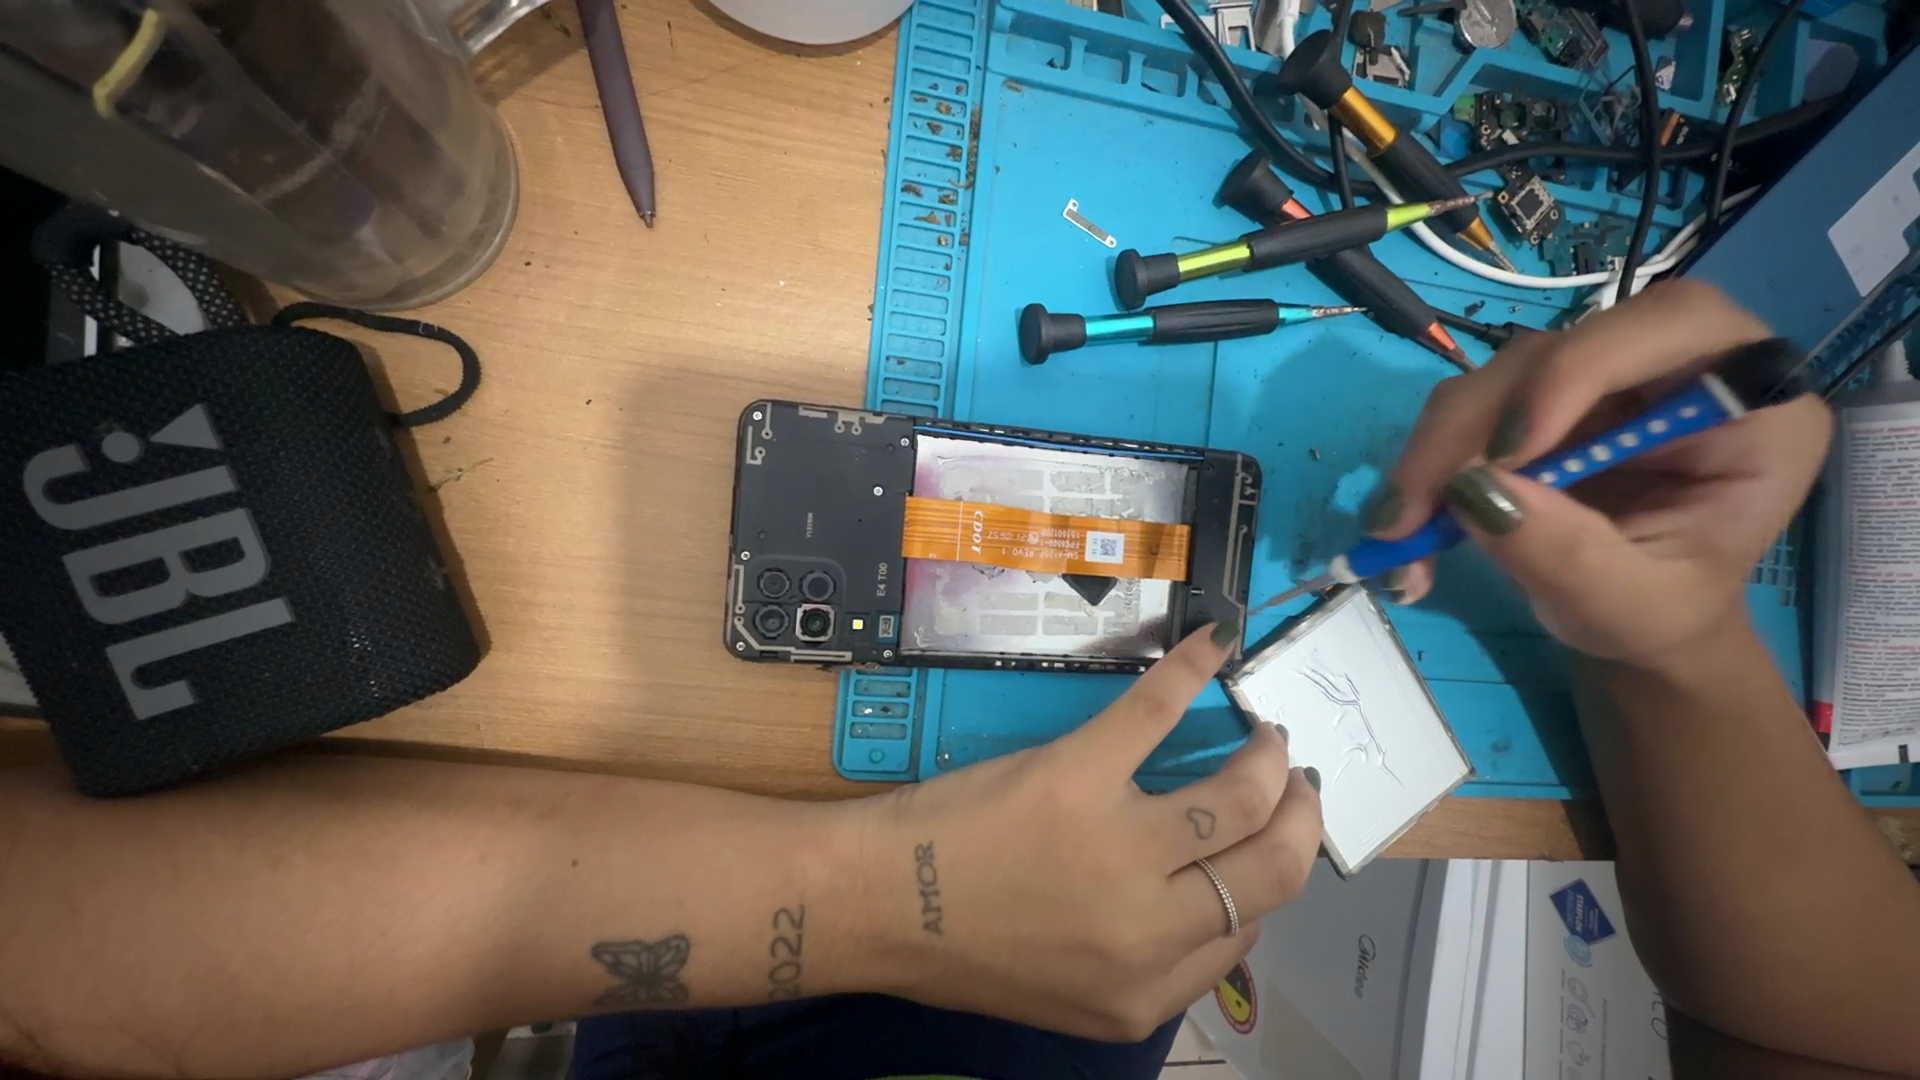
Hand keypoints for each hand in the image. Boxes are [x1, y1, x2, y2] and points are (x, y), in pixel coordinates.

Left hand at [852, 624, 1321, 1041]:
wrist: (881, 902)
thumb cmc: (965, 947)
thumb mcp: (1074, 991)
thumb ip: (1152, 964)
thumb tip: (1213, 906)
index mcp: (1149, 991)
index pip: (1250, 929)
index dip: (1269, 878)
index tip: (1272, 843)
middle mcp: (1151, 927)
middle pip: (1271, 865)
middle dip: (1299, 818)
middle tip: (1295, 782)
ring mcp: (1119, 845)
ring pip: (1236, 796)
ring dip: (1266, 759)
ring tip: (1267, 737)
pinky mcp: (1078, 772)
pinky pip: (1156, 712)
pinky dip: (1193, 671)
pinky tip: (1217, 645)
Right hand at [1365, 281, 1831, 662]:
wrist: (1629, 617)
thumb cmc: (1656, 612)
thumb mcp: (1627, 605)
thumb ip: (1566, 553)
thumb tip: (1468, 490)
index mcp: (1745, 404)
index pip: (1668, 327)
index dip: (1573, 373)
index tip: (1503, 457)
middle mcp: (1660, 373)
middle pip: (1544, 357)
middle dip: (1464, 436)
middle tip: (1408, 517)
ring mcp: (1582, 387)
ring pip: (1482, 385)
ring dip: (1428, 458)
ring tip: (1399, 536)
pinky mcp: (1522, 408)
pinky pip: (1452, 419)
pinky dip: (1419, 472)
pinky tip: (1407, 527)